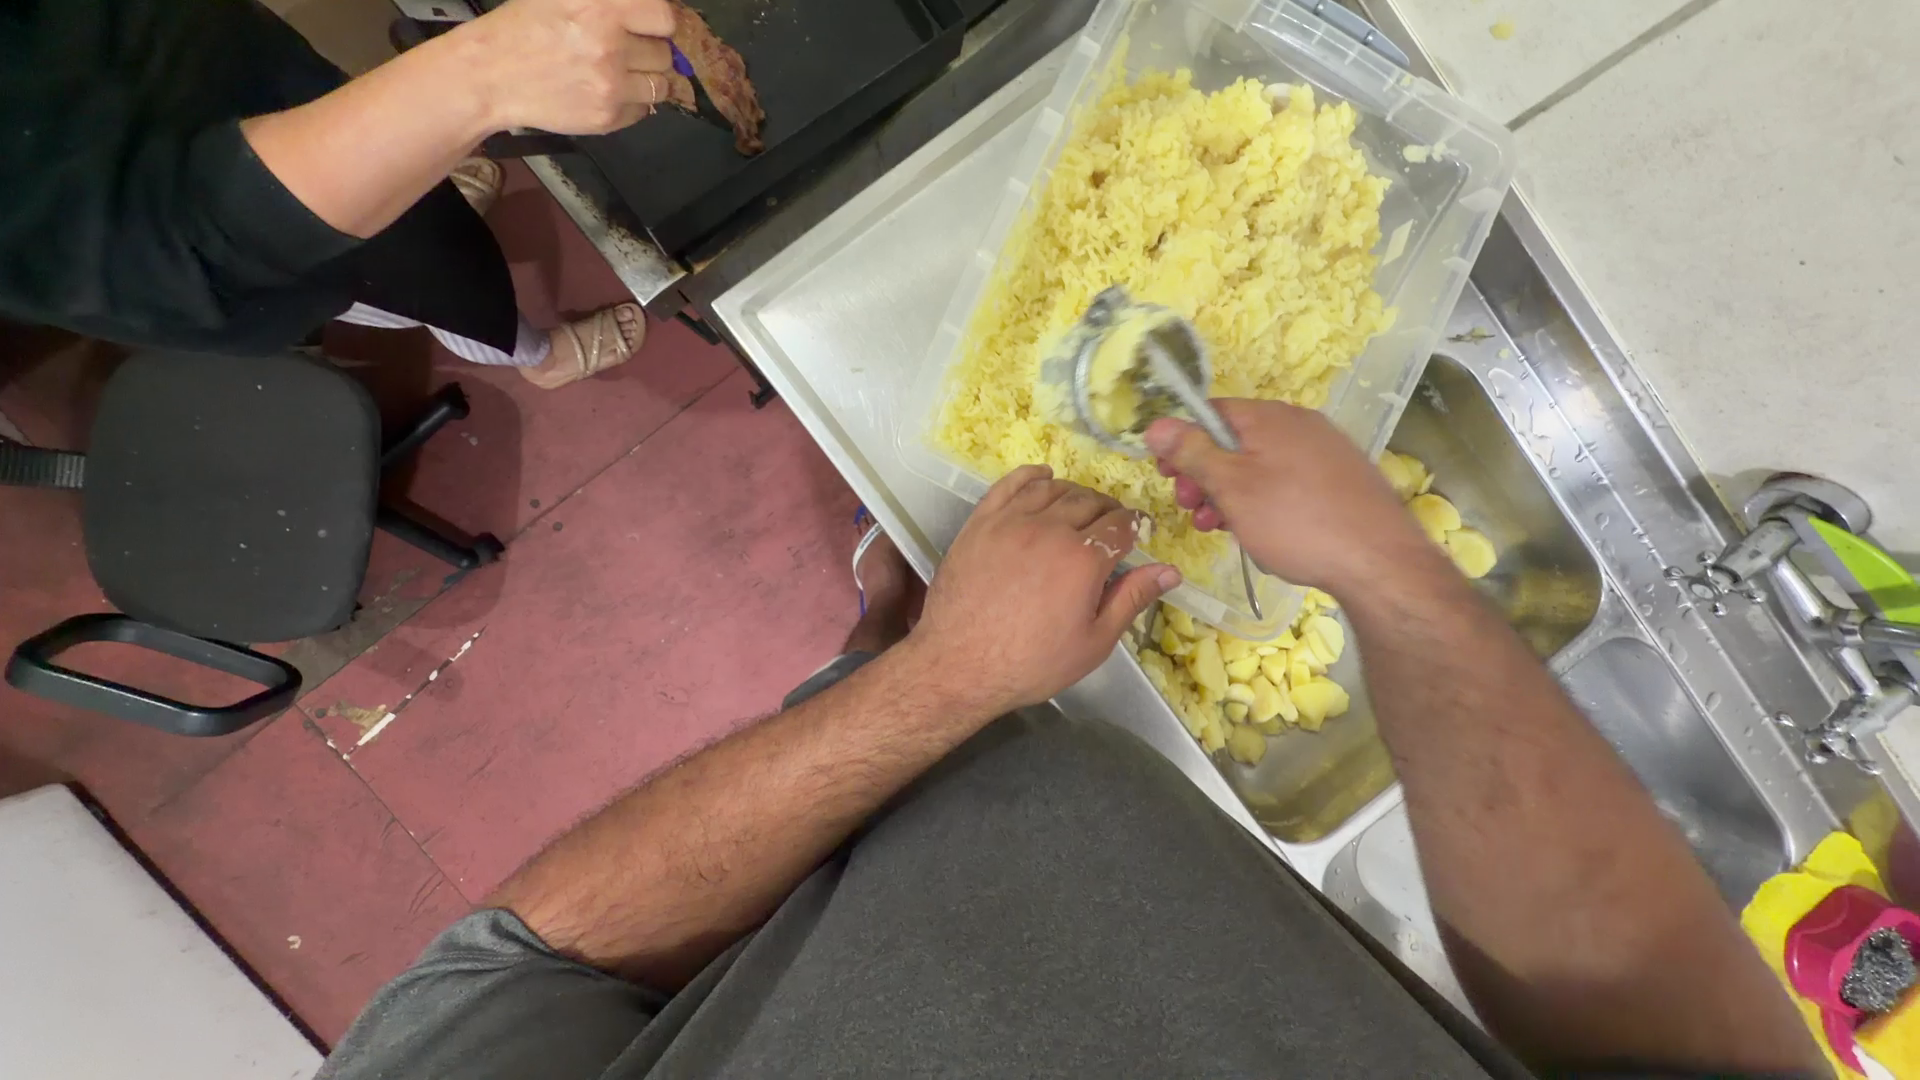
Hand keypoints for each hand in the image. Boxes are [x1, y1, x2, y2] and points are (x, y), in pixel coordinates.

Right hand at [454, 0, 677, 134]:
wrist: (492, 74)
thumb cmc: (526, 25)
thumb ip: (611, 3)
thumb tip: (658, 12)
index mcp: (600, 4)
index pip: (664, 16)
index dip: (658, 21)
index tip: (648, 25)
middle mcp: (609, 44)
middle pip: (664, 53)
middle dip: (649, 50)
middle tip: (622, 48)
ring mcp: (611, 85)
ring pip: (660, 86)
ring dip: (646, 78)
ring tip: (617, 71)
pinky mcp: (609, 116)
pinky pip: (644, 110)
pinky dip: (632, 102)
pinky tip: (606, 90)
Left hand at [908, 466, 1179, 714]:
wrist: (958, 664)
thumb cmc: (1031, 663)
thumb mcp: (1093, 642)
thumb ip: (1131, 599)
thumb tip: (1170, 570)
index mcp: (1083, 558)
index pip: (1122, 525)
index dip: (1136, 527)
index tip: (1139, 533)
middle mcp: (1050, 529)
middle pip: (1089, 502)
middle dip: (1108, 510)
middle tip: (1111, 526)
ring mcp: (1011, 521)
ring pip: (1054, 489)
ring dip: (1074, 494)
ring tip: (1080, 509)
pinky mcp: (980, 522)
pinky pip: (1010, 484)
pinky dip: (1032, 476)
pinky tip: (1042, 478)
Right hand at [1144, 399, 1434, 595]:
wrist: (1378, 562)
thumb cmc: (1294, 520)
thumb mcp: (1231, 486)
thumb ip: (1191, 452)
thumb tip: (1156, 424)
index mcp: (1271, 417)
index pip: (1210, 412)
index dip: (1181, 440)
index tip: (1165, 474)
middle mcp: (1300, 425)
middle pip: (1234, 440)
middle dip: (1202, 473)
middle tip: (1188, 507)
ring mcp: (1323, 453)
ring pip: (1258, 465)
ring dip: (1227, 493)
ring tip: (1215, 527)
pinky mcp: (1339, 481)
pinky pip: (1285, 481)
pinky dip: (1260, 500)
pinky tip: (1255, 530)